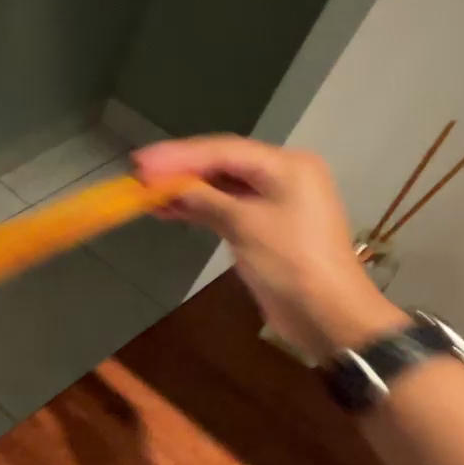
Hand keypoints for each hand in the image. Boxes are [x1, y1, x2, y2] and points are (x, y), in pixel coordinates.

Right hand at [136, 135, 408, 360]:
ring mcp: (270, 200)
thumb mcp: (245, 225)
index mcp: (286, 166)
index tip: (140, 162)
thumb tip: (164, 187)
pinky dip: (196, 207)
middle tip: (138, 173)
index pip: (222, 150)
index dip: (178, 155)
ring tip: (145, 191)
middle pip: (220, 163)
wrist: (325, 313)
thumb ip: (204, 200)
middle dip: (179, 169)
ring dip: (184, 189)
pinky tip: (166, 209)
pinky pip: (223, 206)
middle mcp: (280, 175)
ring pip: (219, 185)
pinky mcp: (260, 224)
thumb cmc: (290, 263)